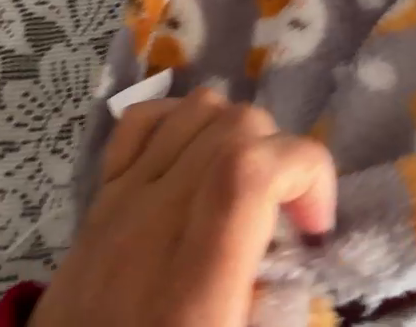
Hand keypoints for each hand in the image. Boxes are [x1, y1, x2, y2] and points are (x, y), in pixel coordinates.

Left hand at [32, 89, 335, 326]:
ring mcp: (120, 202)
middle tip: (288, 217)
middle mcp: (154, 226)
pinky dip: (183, 120)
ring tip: (248, 187)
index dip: (305, 170)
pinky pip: (143, 120)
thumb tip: (310, 275)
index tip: (315, 226)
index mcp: (193, 288)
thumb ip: (282, 313)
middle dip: (282, 154)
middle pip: (233, 127)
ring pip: (196, 109)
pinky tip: (198, 161)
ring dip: (239, 133)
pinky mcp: (99, 197)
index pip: (248, 171)